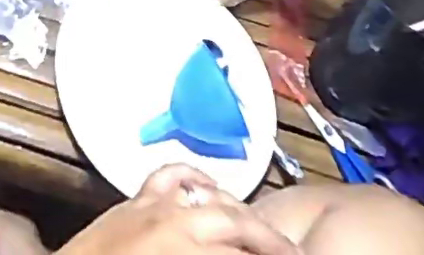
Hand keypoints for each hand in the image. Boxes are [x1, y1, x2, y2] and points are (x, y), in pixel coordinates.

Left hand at [57, 166, 299, 254]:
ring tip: (258, 224)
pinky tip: (206, 187)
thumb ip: (205, 253)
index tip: (291, 254)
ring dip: (238, 208)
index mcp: (183, 245)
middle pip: (235, 220)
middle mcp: (172, 219)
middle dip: (266, 236)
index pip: (240, 245)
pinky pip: (170, 177)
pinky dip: (194, 179)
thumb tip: (234, 249)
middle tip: (289, 248)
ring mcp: (151, 204)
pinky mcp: (132, 201)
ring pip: (210, 196)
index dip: (269, 250)